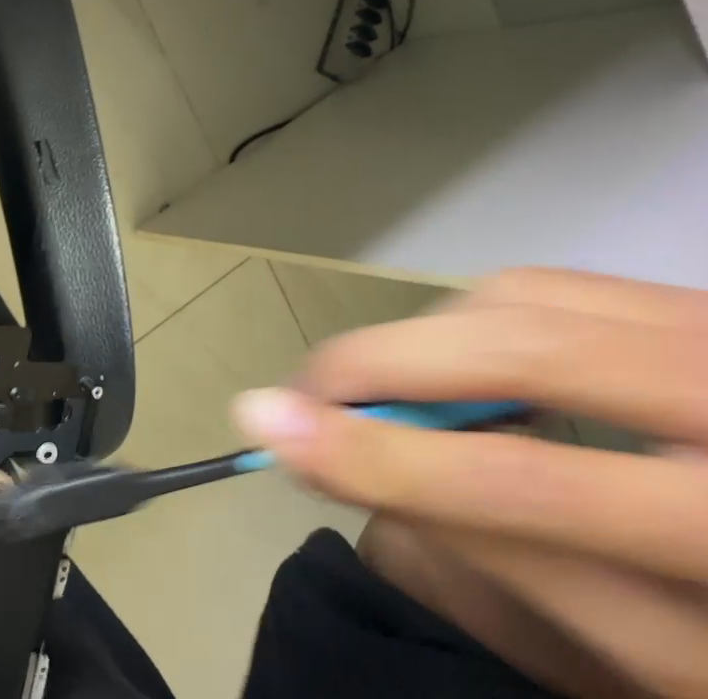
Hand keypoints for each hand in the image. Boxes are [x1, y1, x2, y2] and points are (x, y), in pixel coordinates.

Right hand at [232, 269, 707, 698]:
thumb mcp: (646, 647)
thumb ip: (495, 554)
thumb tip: (325, 456)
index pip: (529, 480)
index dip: (383, 452)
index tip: (266, 425)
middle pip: (522, 345)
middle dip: (378, 365)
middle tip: (303, 398)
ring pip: (520, 295)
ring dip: (421, 342)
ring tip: (387, 397)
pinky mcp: (692, 306)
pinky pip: (550, 284)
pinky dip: (470, 321)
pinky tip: (459, 376)